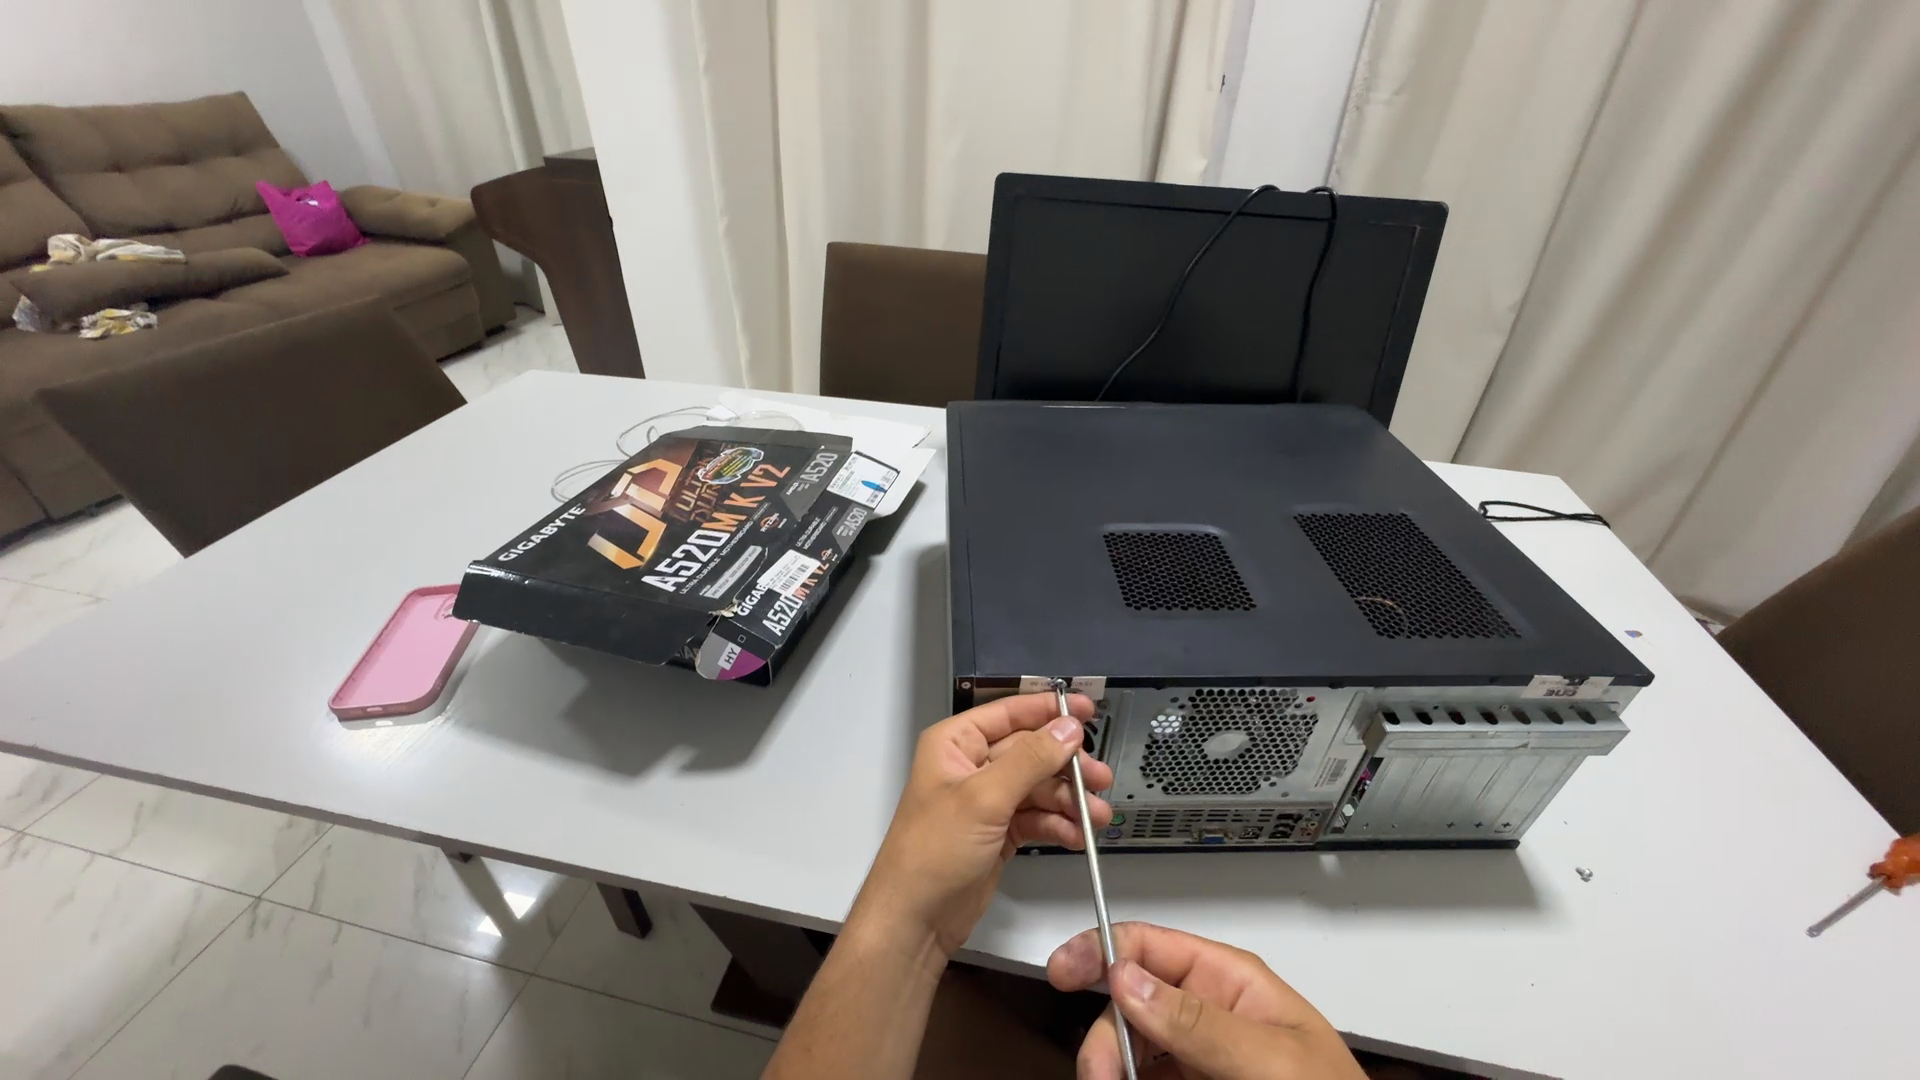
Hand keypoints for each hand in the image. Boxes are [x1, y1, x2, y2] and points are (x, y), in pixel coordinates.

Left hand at [853, 692, 1113, 956]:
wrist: (915, 921)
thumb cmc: (933, 851)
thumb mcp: (984, 798)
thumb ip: (1030, 760)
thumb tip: (1068, 728)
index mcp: (955, 743)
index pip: (1009, 714)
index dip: (1049, 709)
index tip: (1087, 708)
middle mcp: (972, 765)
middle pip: (1032, 752)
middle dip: (1067, 766)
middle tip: (1100, 778)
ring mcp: (987, 800)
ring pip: (1039, 787)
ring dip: (1070, 801)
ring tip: (1097, 817)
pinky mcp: (999, 832)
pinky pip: (1037, 817)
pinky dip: (1058, 825)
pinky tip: (1076, 836)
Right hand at [1049, 922, 1365, 1079]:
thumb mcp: (1270, 1060)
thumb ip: (1198, 1020)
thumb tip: (1124, 975)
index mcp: (1227, 981)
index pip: (1148, 944)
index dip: (1099, 948)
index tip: (1060, 972)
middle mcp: (1204, 1012)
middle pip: (1127, 1003)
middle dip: (1106, 1036)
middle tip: (1099, 1077)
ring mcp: (1195, 1057)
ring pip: (1128, 1047)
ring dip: (1110, 1066)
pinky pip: (1143, 1077)